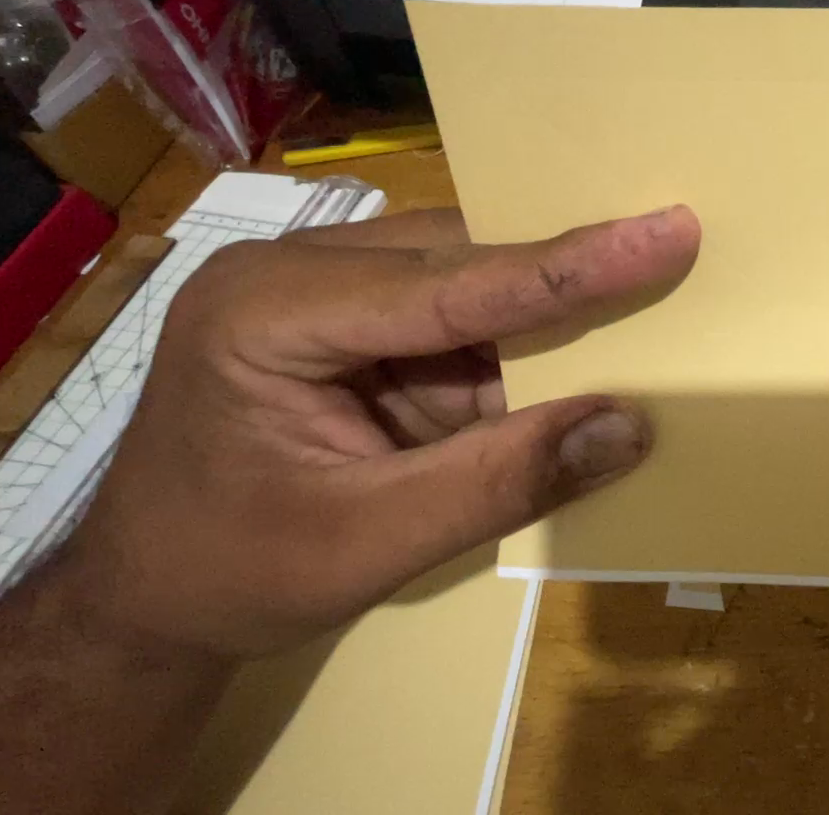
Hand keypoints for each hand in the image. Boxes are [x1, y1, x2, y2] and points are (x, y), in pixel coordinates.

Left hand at [58, 205, 700, 658]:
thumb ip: (503, 480)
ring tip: (646, 301)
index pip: (455, 285)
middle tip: (678, 253)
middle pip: (472, 262)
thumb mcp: (372, 543)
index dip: (574, 267)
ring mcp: (337, 289)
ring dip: (555, 311)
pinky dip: (529, 339)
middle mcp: (304, 272)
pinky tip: (576, 353)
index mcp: (271, 312)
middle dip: (572, 279)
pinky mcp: (371, 319)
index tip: (670, 232)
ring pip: (479, 276)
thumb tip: (632, 427)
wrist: (150, 597)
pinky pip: (472, 310)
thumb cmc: (234, 573)